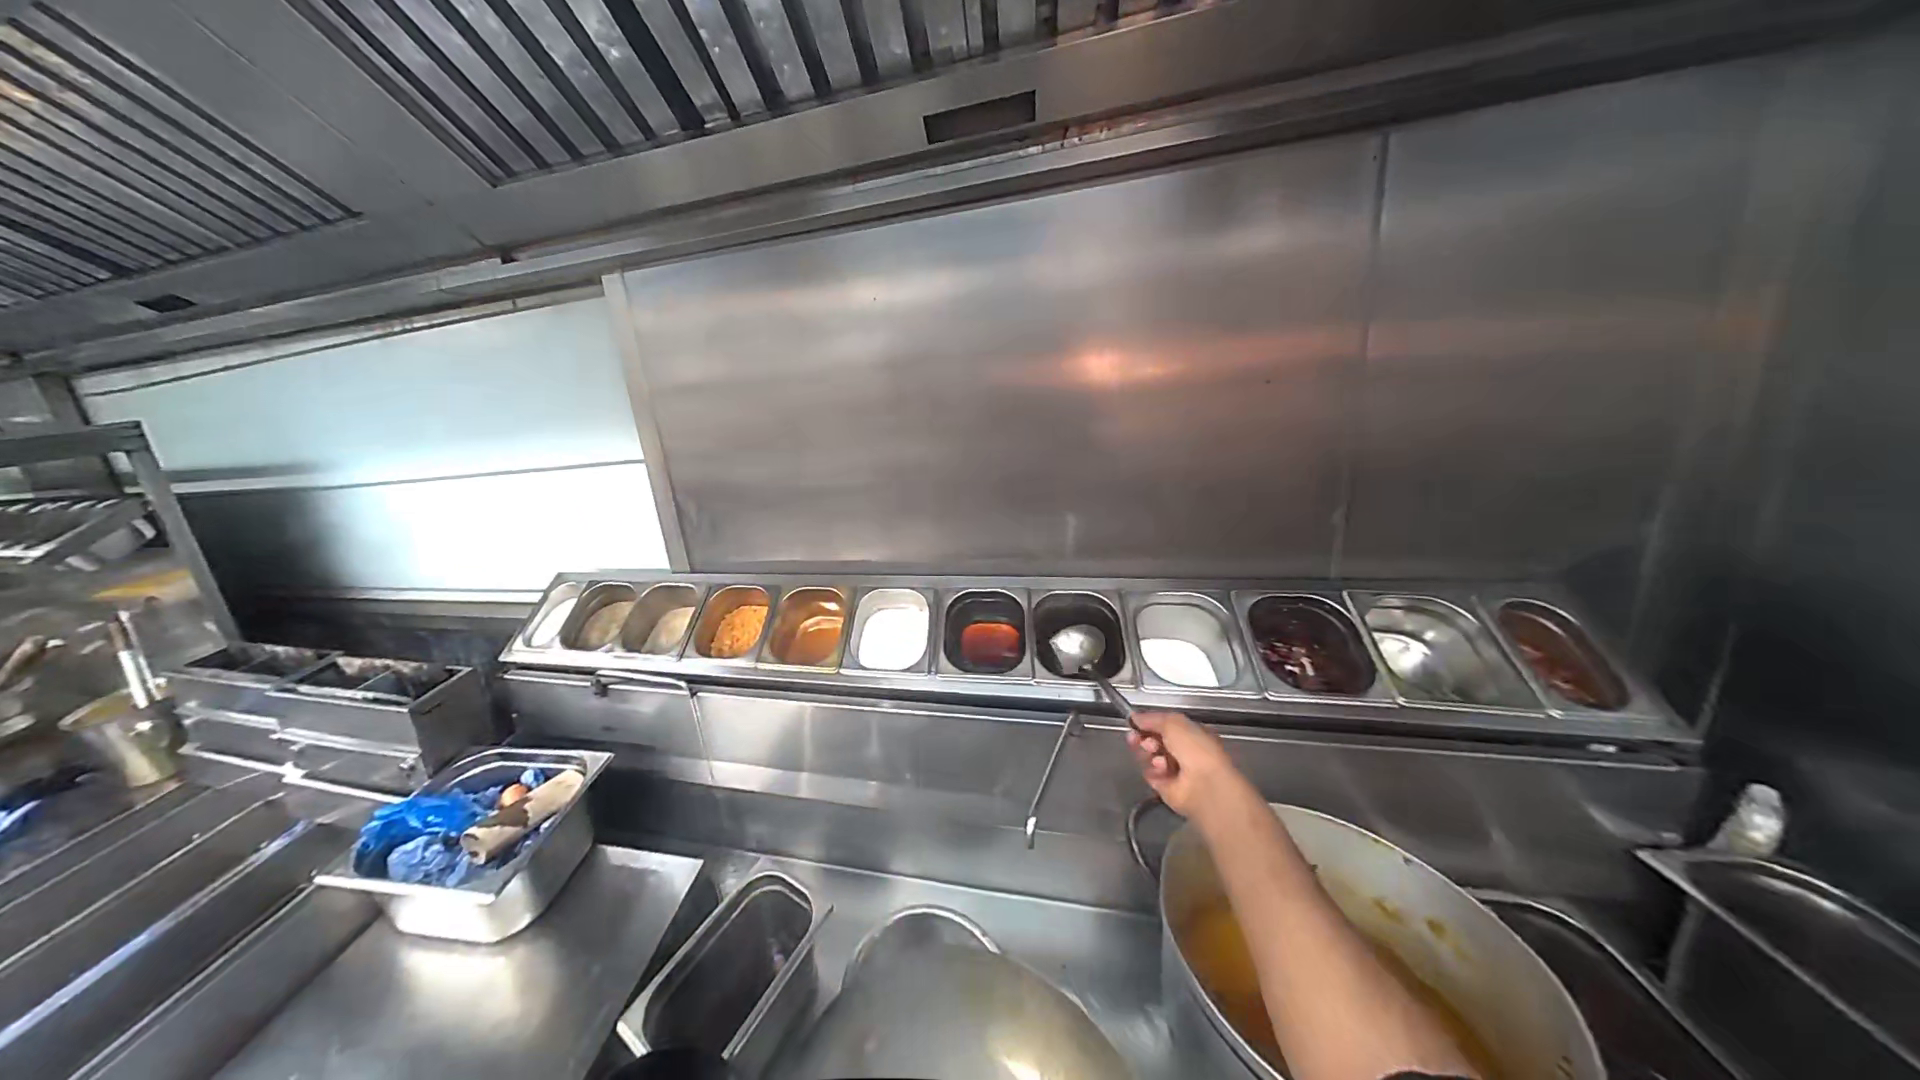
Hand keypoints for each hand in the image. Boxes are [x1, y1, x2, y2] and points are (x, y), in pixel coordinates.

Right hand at [1126, 711, 1255, 822]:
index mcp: (1191, 734)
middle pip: (1154, 741)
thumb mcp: (1174, 723)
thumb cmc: (1194, 748)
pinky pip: (1150, 774)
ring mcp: (1175, 770)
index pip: (1164, 726)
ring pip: (1149, 757)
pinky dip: (1153, 770)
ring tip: (1154, 753)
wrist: (1204, 784)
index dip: (1149, 724)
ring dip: (1148, 753)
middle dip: (1143, 737)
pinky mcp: (1166, 787)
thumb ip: (1152, 718)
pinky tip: (1161, 769)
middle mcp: (1184, 752)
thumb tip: (1134, 718)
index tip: (1135, 723)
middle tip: (1136, 737)